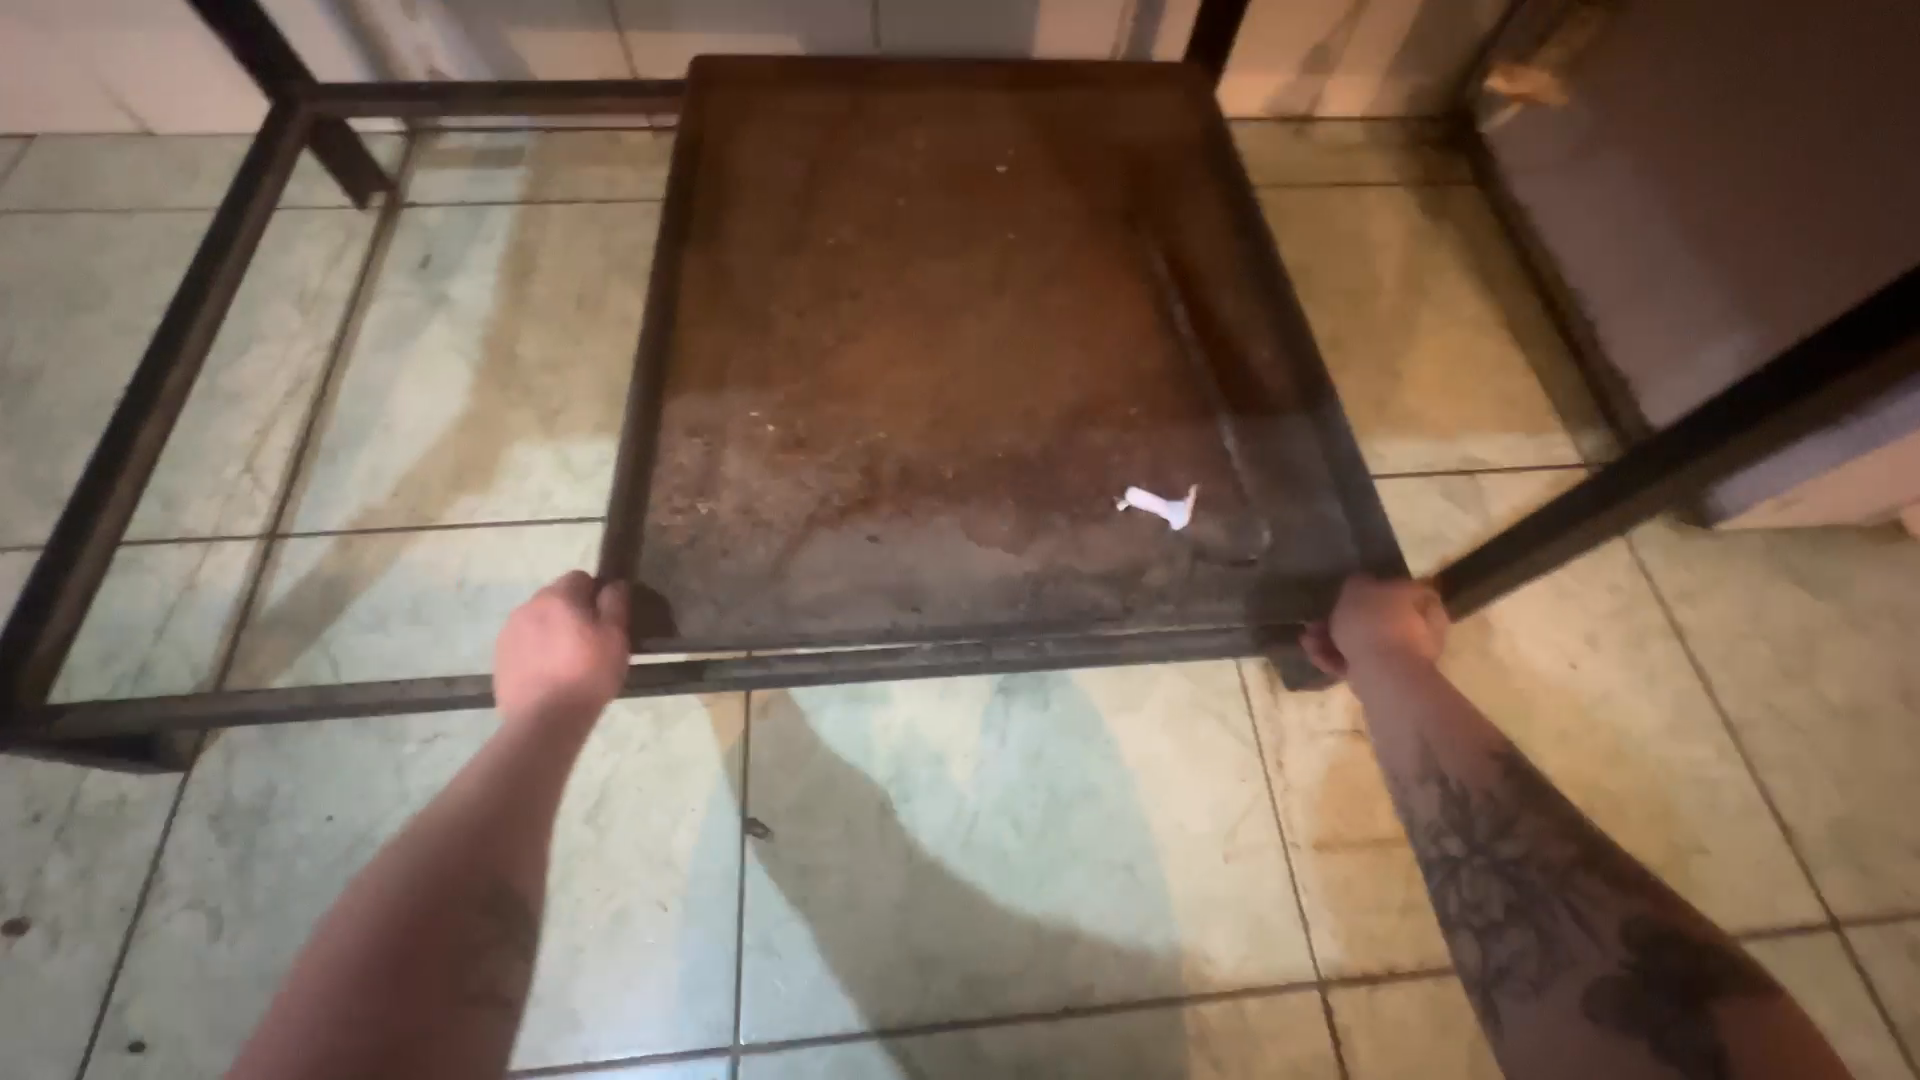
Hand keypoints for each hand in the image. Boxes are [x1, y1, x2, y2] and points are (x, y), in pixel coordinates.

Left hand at [493, 571, 630, 729]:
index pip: (580, 577)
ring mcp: (509, 632)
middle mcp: (528, 606)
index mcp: (558, 597)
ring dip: (553, 630)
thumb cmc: (588, 673)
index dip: (596, 595)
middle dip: (573, 611)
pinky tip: (549, 673)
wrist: (544, 719)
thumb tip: (613, 584)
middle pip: (557, 597)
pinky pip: (525, 641)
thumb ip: (615, 602)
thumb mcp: (616, 636)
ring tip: (568, 660)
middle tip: (590, 642)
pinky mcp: (500, 656)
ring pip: (539, 620)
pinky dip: (537, 649)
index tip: (606, 620)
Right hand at [1301, 575, 1447, 679]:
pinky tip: (1314, 654)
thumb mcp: (1357, 588)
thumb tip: (1359, 583)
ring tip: (1307, 640)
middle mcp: (1417, 627)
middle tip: (1316, 622)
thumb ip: (1356, 583)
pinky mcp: (1384, 677)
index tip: (1348, 593)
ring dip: (1330, 640)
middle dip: (1340, 620)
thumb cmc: (1374, 621)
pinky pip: (1356, 662)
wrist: (1383, 670)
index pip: (1403, 589)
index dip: (1374, 589)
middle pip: (1374, 619)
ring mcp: (1402, 655)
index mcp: (1419, 600)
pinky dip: (1334, 658)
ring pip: (1361, 642)